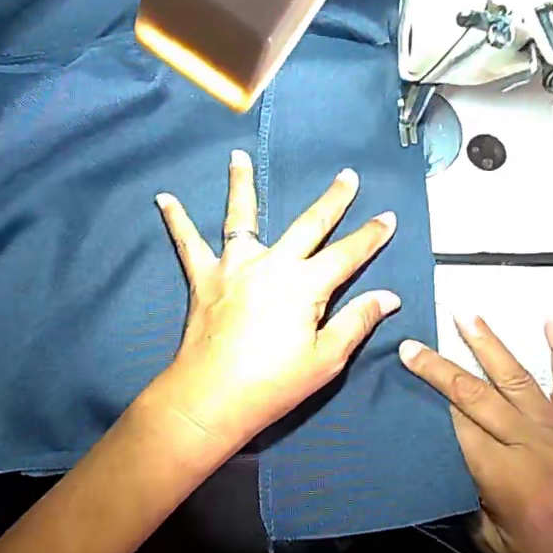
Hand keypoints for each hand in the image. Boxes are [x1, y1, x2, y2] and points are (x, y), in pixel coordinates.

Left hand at [145, 150, 400, 450]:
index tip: (387, 217)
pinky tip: (164, 198)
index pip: (347, 254)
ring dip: (242, 184)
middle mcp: (271, 264)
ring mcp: (234, 267)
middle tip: (347, 176)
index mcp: (305, 285)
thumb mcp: (326, 359)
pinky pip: (188, 243)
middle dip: (332, 200)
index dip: (370, 236)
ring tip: (237, 156)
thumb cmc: (272, 384)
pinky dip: (176, 220)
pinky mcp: (204, 278)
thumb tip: (388, 297)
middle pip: (308, 224)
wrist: (212, 396)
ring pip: (241, 217)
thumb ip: (356, 321)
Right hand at [400, 317, 552, 552]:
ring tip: (467, 315)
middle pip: (474, 394)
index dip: (432, 399)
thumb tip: (454, 466)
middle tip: (413, 345)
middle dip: (440, 367)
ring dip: (488, 343)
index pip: (457, 423)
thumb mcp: (492, 541)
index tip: (407, 377)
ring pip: (516, 377)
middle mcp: (526, 442)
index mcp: (500, 474)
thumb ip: (469, 496)